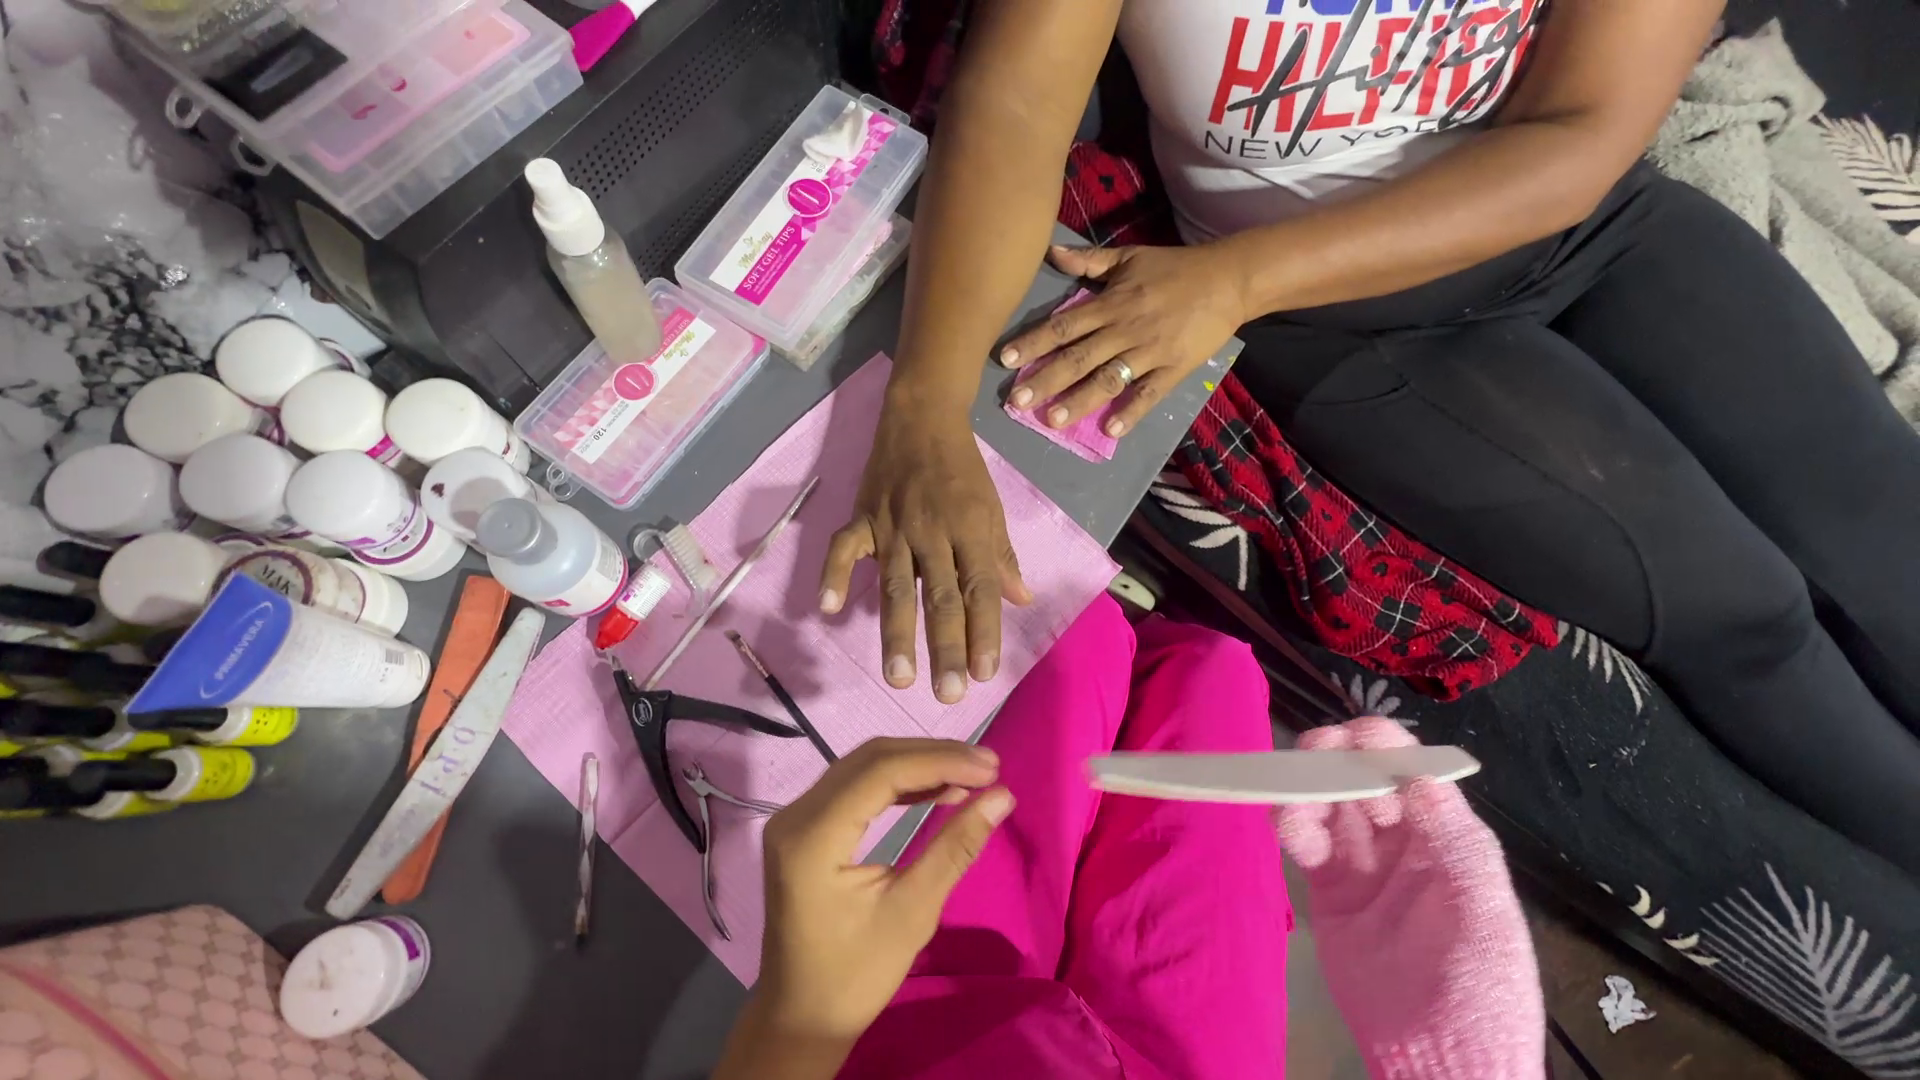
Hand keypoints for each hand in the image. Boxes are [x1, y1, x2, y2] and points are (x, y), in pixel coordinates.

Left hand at [722, 739, 1012, 1077]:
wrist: (802, 1016)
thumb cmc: (856, 974)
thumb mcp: (914, 912)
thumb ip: (955, 847)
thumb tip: (1002, 796)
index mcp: (812, 838)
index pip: (881, 773)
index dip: (939, 761)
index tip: (991, 766)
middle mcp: (796, 815)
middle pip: (871, 760)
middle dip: (933, 756)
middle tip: (988, 765)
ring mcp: (796, 818)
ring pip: (864, 766)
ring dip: (918, 765)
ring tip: (972, 773)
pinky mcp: (806, 826)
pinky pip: (855, 786)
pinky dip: (898, 783)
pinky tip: (938, 790)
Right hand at [822, 404, 1031, 703]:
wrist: (922, 417)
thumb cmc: (962, 469)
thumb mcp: (992, 508)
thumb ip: (1002, 555)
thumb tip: (1020, 599)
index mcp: (970, 530)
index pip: (979, 589)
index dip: (984, 632)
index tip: (986, 674)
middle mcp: (933, 533)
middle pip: (939, 596)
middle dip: (945, 647)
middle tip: (948, 693)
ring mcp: (893, 526)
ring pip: (895, 585)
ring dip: (896, 632)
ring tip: (900, 676)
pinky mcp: (863, 517)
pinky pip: (844, 548)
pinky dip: (834, 575)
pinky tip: (828, 610)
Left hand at [1000, 243, 1249, 437]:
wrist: (1229, 279)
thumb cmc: (1174, 269)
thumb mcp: (1129, 257)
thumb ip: (1089, 261)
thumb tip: (1051, 254)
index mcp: (1110, 304)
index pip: (1064, 325)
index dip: (1033, 341)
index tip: (1004, 359)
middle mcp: (1124, 329)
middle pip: (1078, 357)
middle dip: (1045, 380)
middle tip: (1017, 402)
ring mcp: (1149, 351)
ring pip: (1108, 378)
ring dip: (1079, 400)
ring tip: (1053, 421)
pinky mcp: (1174, 369)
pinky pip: (1149, 393)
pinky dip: (1131, 411)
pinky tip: (1111, 431)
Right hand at [1276, 718, 1544, 1075]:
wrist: (1440, 1061)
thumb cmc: (1479, 987)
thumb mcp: (1484, 912)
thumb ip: (1454, 839)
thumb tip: (1418, 772)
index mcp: (1448, 836)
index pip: (1411, 770)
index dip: (1382, 745)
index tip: (1350, 736)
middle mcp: (1404, 839)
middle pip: (1361, 776)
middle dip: (1335, 758)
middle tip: (1310, 756)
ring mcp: (1363, 862)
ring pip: (1328, 801)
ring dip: (1308, 788)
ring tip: (1294, 800)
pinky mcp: (1329, 887)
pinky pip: (1307, 841)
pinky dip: (1293, 824)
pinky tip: (1290, 828)